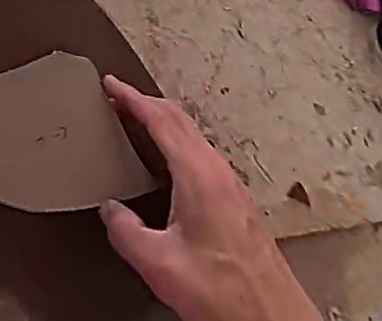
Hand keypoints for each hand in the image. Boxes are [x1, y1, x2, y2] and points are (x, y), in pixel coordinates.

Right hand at [98, 76, 320, 320]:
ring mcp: (228, 179)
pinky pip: (199, 148)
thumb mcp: (162, 266)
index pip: (160, 119)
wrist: (272, 315)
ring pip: (190, 131)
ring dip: (162, 118)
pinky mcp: (234, 195)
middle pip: (177, 117)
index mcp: (197, 174)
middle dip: (145, 100)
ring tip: (137, 120)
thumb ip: (128, 234)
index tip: (112, 83)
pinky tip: (167, 156)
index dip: (132, 97)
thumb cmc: (223, 292)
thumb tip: (110, 211)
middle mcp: (215, 168)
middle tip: (118, 97)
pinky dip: (176, 136)